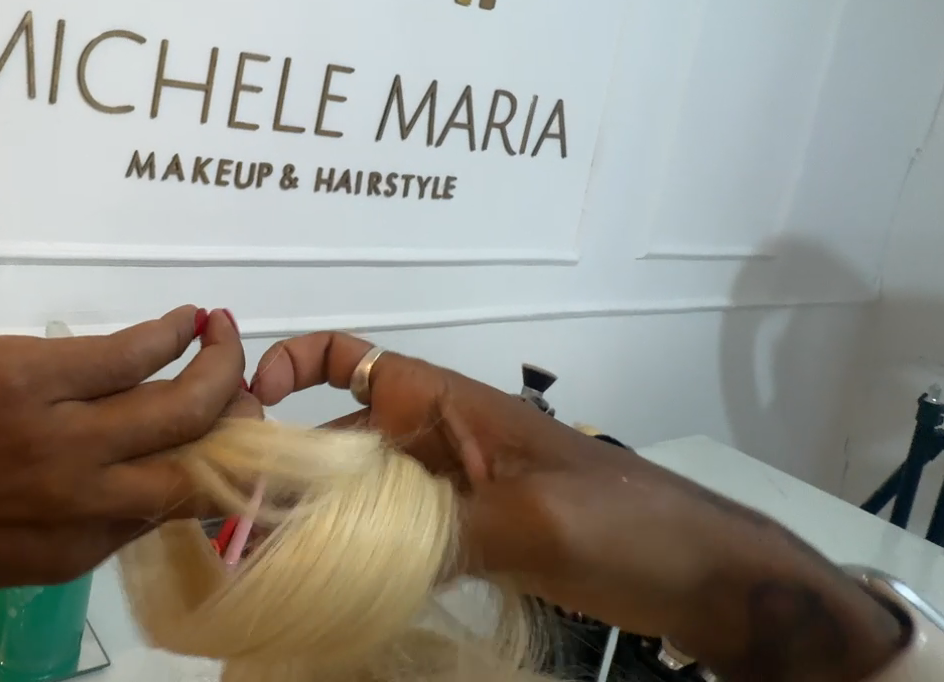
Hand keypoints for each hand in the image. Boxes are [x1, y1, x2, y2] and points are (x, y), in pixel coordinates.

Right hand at [252, 333, 903, 681]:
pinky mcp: (457, 531)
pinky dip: (355, 553)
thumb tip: (341, 559)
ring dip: (315, 520)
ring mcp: (440, 486)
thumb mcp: (530, 522)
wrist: (709, 578)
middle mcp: (426, 436)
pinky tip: (329, 587)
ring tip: (268, 566)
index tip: (253, 404)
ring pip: (356, 491)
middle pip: (335, 437)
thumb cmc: (623, 520)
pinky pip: (387, 533)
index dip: (290, 363)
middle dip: (286, 469)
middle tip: (235, 521)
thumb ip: (437, 534)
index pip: (345, 356)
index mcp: (437, 401)